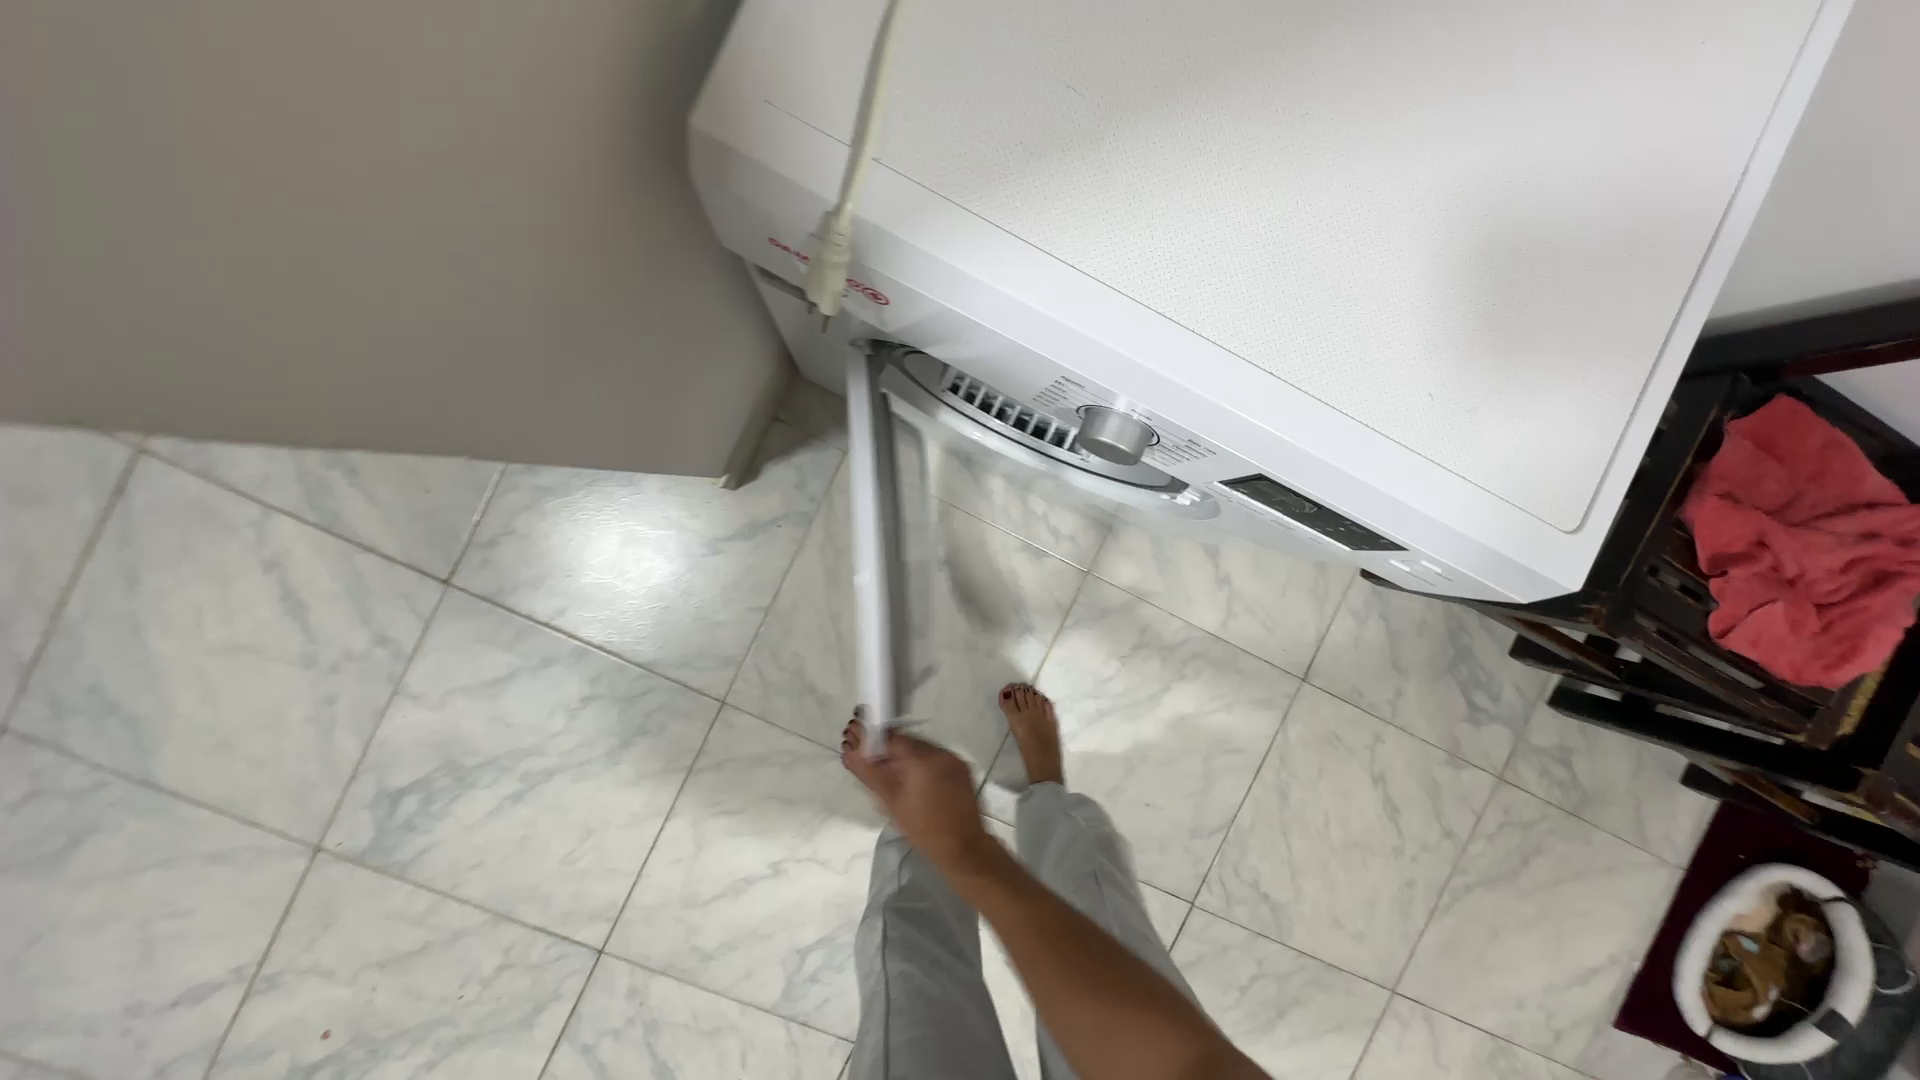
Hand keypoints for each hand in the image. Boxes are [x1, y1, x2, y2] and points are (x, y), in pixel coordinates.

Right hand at [841, 717, 999, 874]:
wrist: (963, 848)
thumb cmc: (924, 829)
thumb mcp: (892, 803)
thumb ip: (870, 774)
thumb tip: (849, 753)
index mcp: (924, 758)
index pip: (893, 737)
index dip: (873, 739)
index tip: (859, 744)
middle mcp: (942, 752)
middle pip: (908, 742)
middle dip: (887, 748)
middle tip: (870, 759)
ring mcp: (955, 760)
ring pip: (922, 750)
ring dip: (904, 757)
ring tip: (889, 773)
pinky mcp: (962, 770)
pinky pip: (936, 759)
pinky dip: (921, 764)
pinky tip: (911, 780)